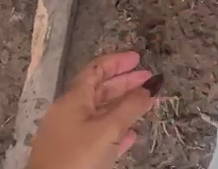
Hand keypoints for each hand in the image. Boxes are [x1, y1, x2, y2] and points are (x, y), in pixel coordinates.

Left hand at [28, 51, 160, 168]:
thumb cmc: (78, 157)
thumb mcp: (109, 129)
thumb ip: (131, 105)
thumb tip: (152, 85)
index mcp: (72, 99)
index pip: (96, 69)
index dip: (117, 61)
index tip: (139, 59)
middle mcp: (67, 113)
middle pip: (99, 90)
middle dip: (125, 83)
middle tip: (148, 81)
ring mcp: (66, 136)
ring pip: (98, 114)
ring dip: (122, 108)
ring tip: (144, 106)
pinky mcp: (68, 157)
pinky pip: (94, 135)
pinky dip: (113, 130)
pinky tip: (130, 136)